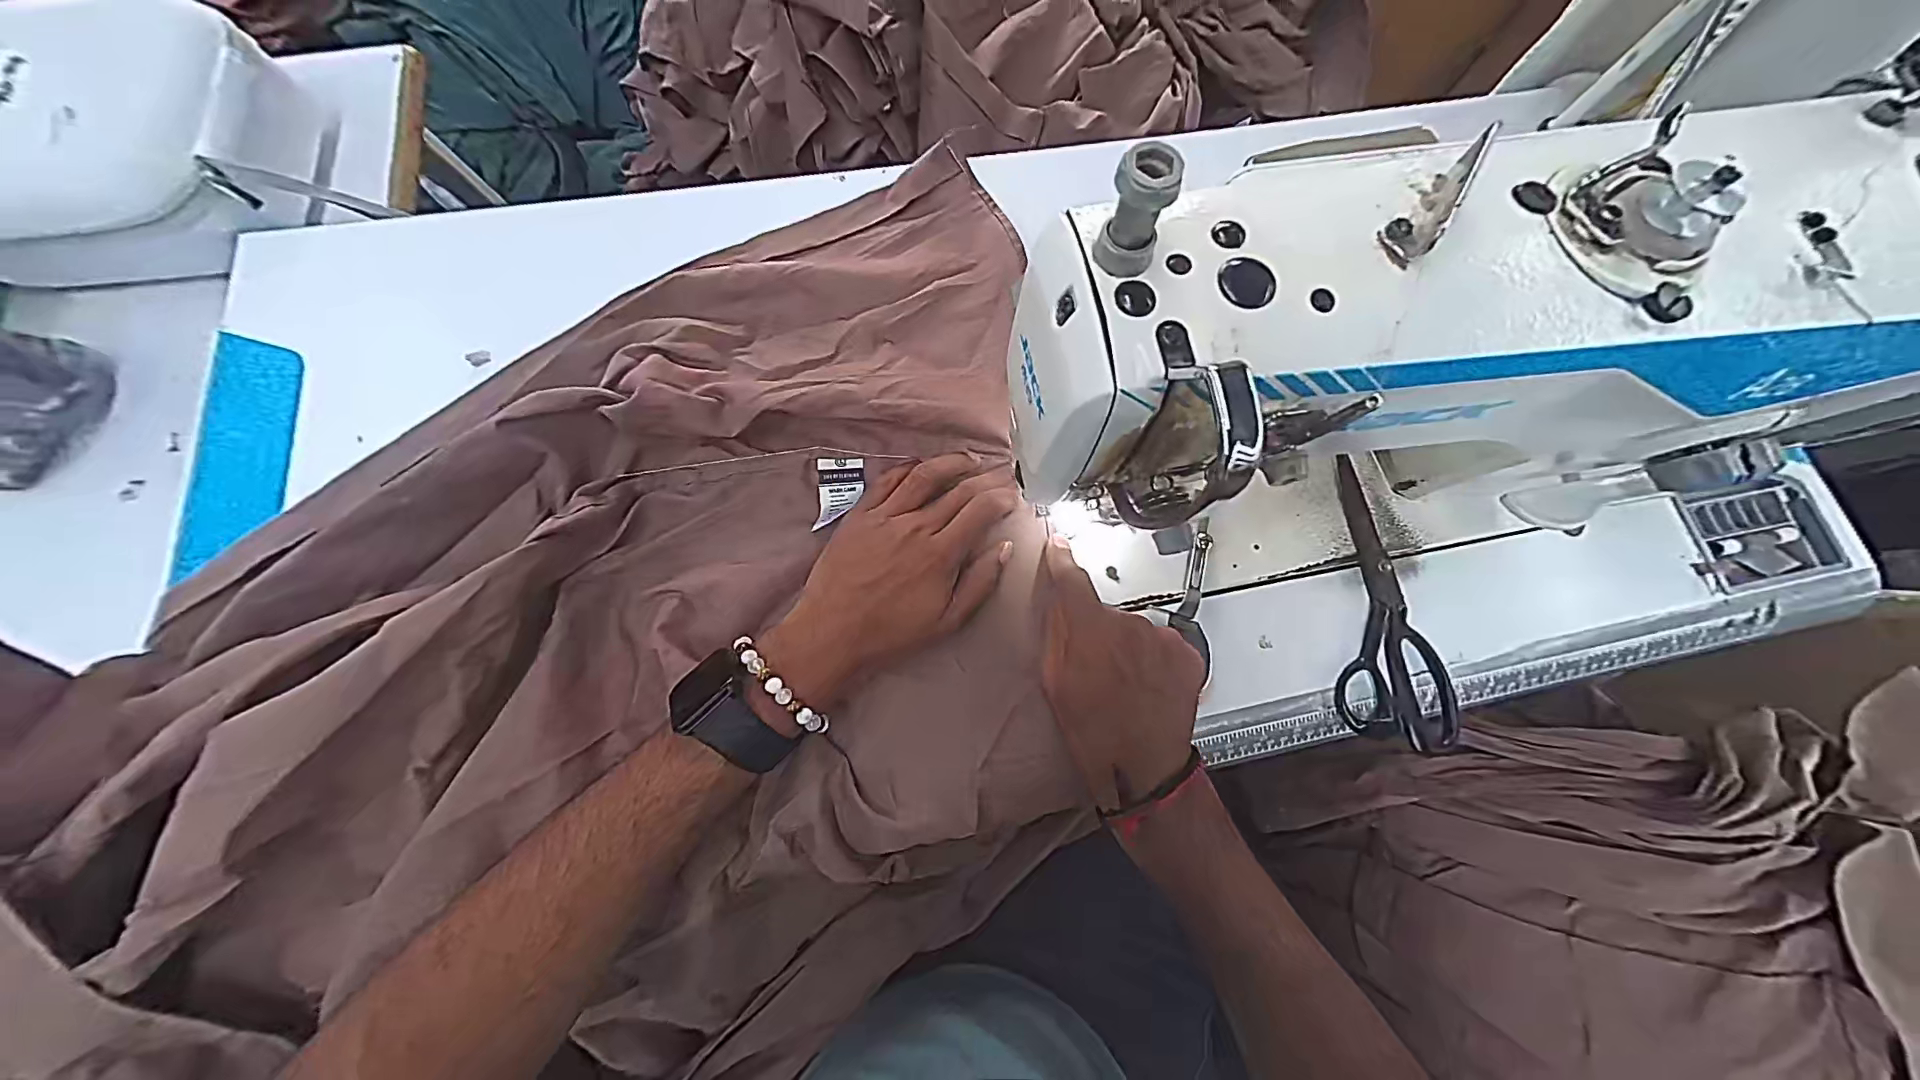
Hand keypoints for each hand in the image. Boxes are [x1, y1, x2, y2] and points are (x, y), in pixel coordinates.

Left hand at [758, 454, 1021, 711]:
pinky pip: (887, 481)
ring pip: (924, 475)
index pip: (981, 510)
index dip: (1002, 497)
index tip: (1013, 495)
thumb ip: (979, 583)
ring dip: (952, 462)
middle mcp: (915, 528)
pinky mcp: (860, 515)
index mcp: (941, 554)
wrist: (832, 632)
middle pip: (960, 489)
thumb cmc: (891, 633)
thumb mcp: (947, 621)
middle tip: (1001, 475)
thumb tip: (1003, 548)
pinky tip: (920, 465)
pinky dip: (908, 467)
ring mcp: (885, 517)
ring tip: (970, 460)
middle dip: (987, 478)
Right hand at [1040, 534, 1204, 811]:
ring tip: (1125, 683)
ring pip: (1135, 628)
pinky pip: (1163, 643)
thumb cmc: (1094, 732)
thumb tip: (1056, 601)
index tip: (1058, 545)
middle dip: (1099, 629)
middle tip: (1098, 666)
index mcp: (1087, 629)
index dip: (1061, 558)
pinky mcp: (1185, 651)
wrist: (1142, 766)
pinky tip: (1147, 684)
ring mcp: (1159, 637)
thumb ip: (1054, 632)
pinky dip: (1155, 658)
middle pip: (1105, 609)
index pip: (1070, 577)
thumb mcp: (1054, 682)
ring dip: (1129, 646)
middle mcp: (1126, 624)